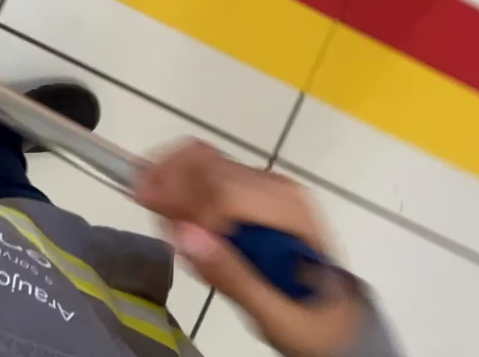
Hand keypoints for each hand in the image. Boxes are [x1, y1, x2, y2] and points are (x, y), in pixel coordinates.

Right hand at [138, 140, 361, 356]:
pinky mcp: (249, 185)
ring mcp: (262, 182)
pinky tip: (168, 200)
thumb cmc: (311, 321)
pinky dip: (178, 176)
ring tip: (149, 200)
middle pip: (208, 164)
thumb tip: (184, 236)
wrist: (337, 316)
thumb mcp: (278, 317)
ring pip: (202, 157)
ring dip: (168, 173)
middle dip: (168, 181)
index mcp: (289, 211)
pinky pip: (205, 166)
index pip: (225, 191)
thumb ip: (233, 277)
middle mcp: (275, 185)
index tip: (166, 233)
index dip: (188, 206)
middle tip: (141, 205)